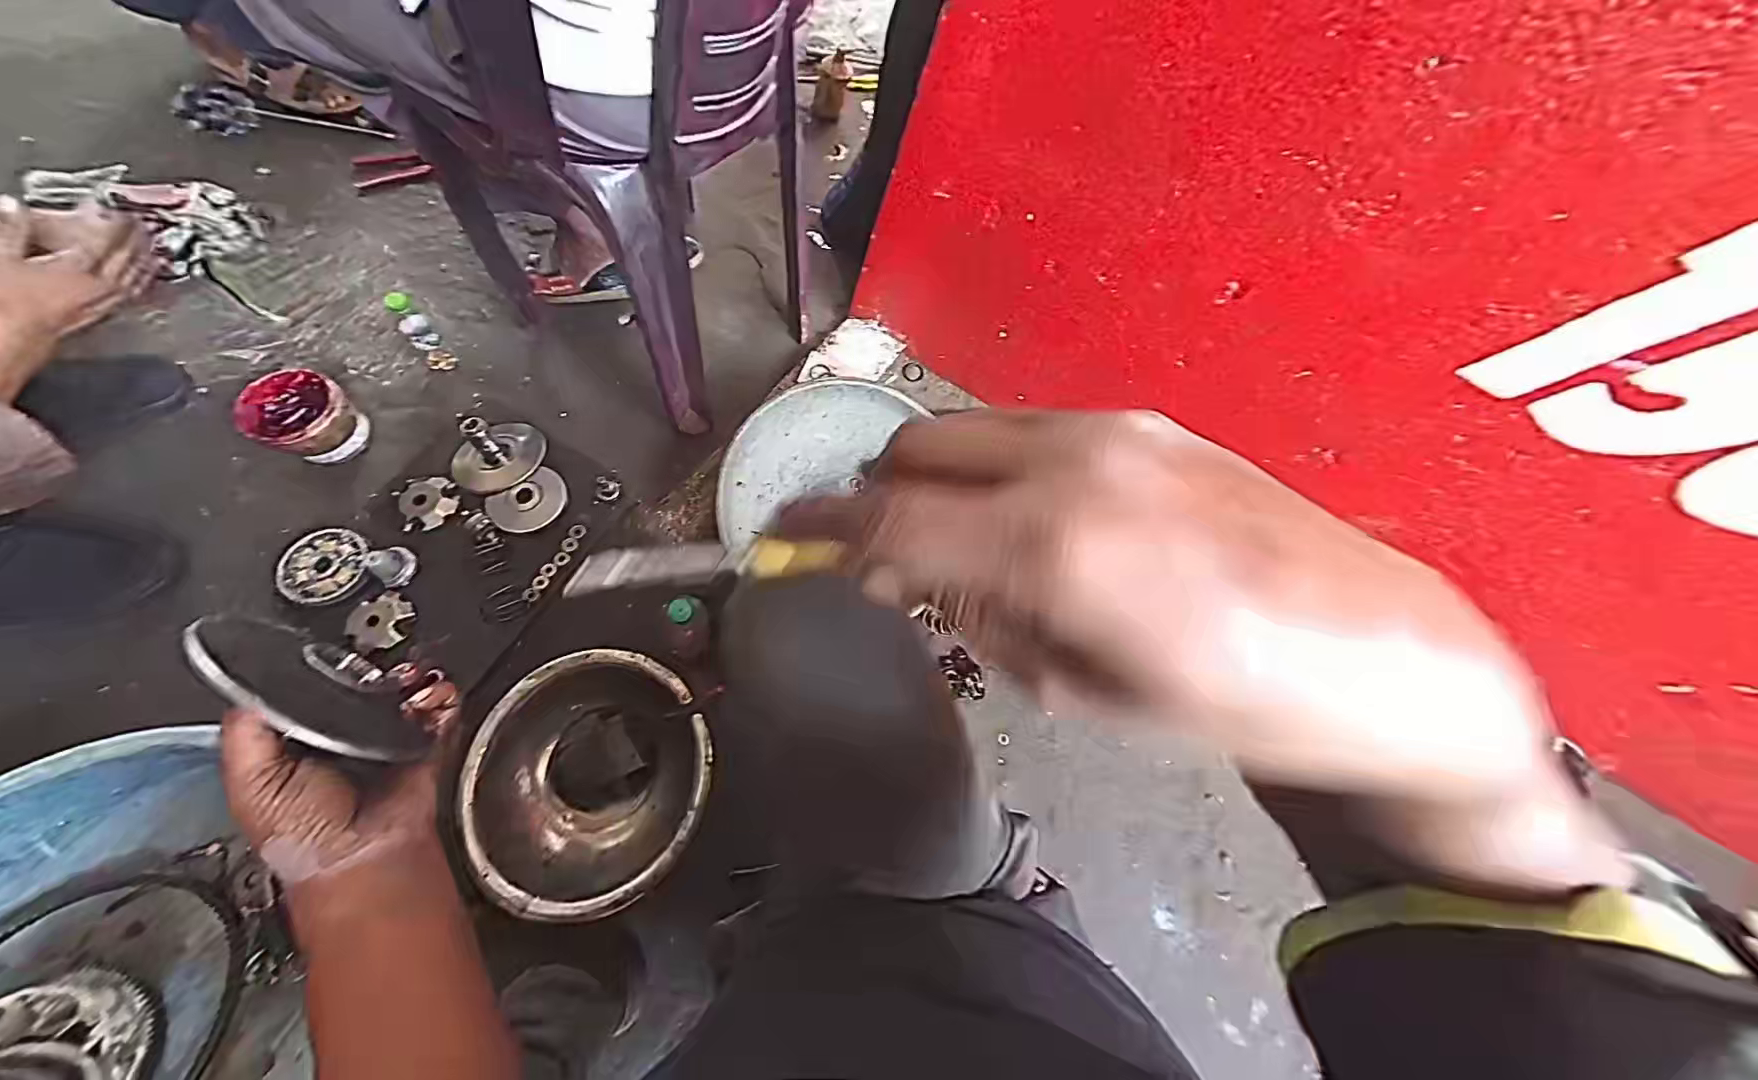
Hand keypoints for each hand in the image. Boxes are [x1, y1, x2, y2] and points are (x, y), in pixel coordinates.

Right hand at [0, 196, 155, 340]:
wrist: (21, 332)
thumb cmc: (8, 298)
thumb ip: (3, 228)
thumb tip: (8, 203)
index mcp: (76, 267)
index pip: (102, 240)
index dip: (111, 223)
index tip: (117, 210)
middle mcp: (100, 283)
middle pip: (126, 256)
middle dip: (135, 237)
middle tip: (143, 223)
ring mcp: (109, 298)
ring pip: (136, 273)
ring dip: (146, 257)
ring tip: (154, 244)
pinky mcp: (111, 309)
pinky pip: (137, 291)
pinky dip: (146, 279)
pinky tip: (151, 274)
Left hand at [221, 668, 458, 888]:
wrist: (359, 855)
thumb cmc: (301, 833)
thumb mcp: (251, 782)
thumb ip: (245, 734)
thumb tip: (250, 685)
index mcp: (311, 732)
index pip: (324, 683)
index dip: (332, 665)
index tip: (341, 653)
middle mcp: (355, 728)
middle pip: (373, 677)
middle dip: (380, 665)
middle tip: (380, 667)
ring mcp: (396, 732)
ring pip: (411, 684)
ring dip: (414, 675)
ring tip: (409, 682)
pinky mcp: (429, 739)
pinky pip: (443, 705)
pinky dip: (442, 695)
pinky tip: (427, 698)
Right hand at [783, 409, 1629, 892]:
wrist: (1389, 656)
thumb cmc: (1229, 703)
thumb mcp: (1076, 690)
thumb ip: (975, 616)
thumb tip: (904, 574)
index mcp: (1053, 546)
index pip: (892, 520)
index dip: (822, 528)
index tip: (783, 533)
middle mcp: (1072, 462)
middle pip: (915, 449)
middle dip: (877, 497)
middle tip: (886, 554)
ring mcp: (1112, 429)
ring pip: (965, 427)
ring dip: (933, 479)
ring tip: (963, 539)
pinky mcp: (1144, 422)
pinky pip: (1022, 430)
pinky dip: (988, 467)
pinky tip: (1023, 516)